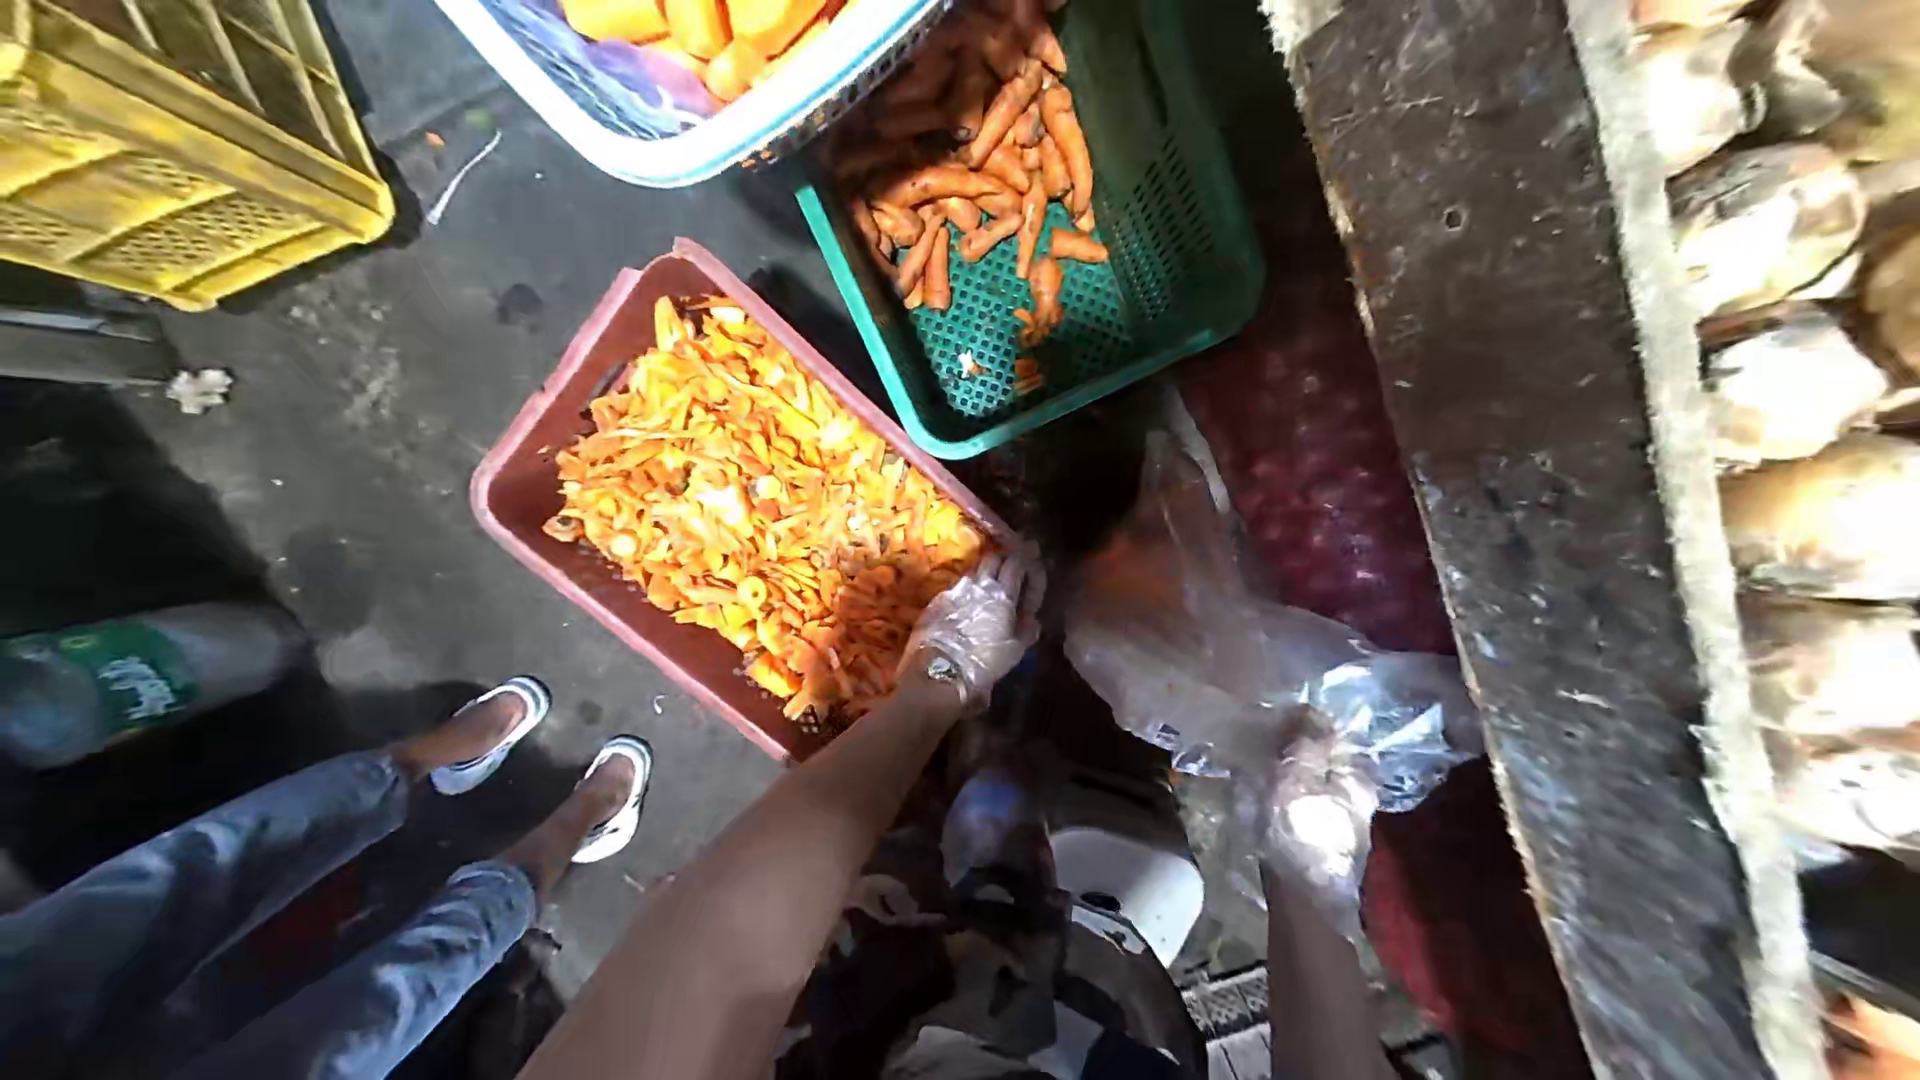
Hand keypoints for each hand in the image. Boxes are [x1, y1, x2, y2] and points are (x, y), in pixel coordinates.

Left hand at [898, 548, 1045, 708]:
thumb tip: (1033, 619)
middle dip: (1001, 559)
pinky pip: (955, 587)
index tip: (1027, 561)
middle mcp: (979, 586)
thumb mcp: (1014, 651)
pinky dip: (964, 589)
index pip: (1015, 565)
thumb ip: (1026, 631)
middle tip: (1007, 566)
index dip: (1022, 560)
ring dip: (982, 572)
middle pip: (992, 559)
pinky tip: (964, 601)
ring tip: (986, 583)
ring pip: (972, 571)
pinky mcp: (937, 600)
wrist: (939, 670)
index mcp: (1003, 596)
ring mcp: (955, 590)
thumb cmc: (982, 663)